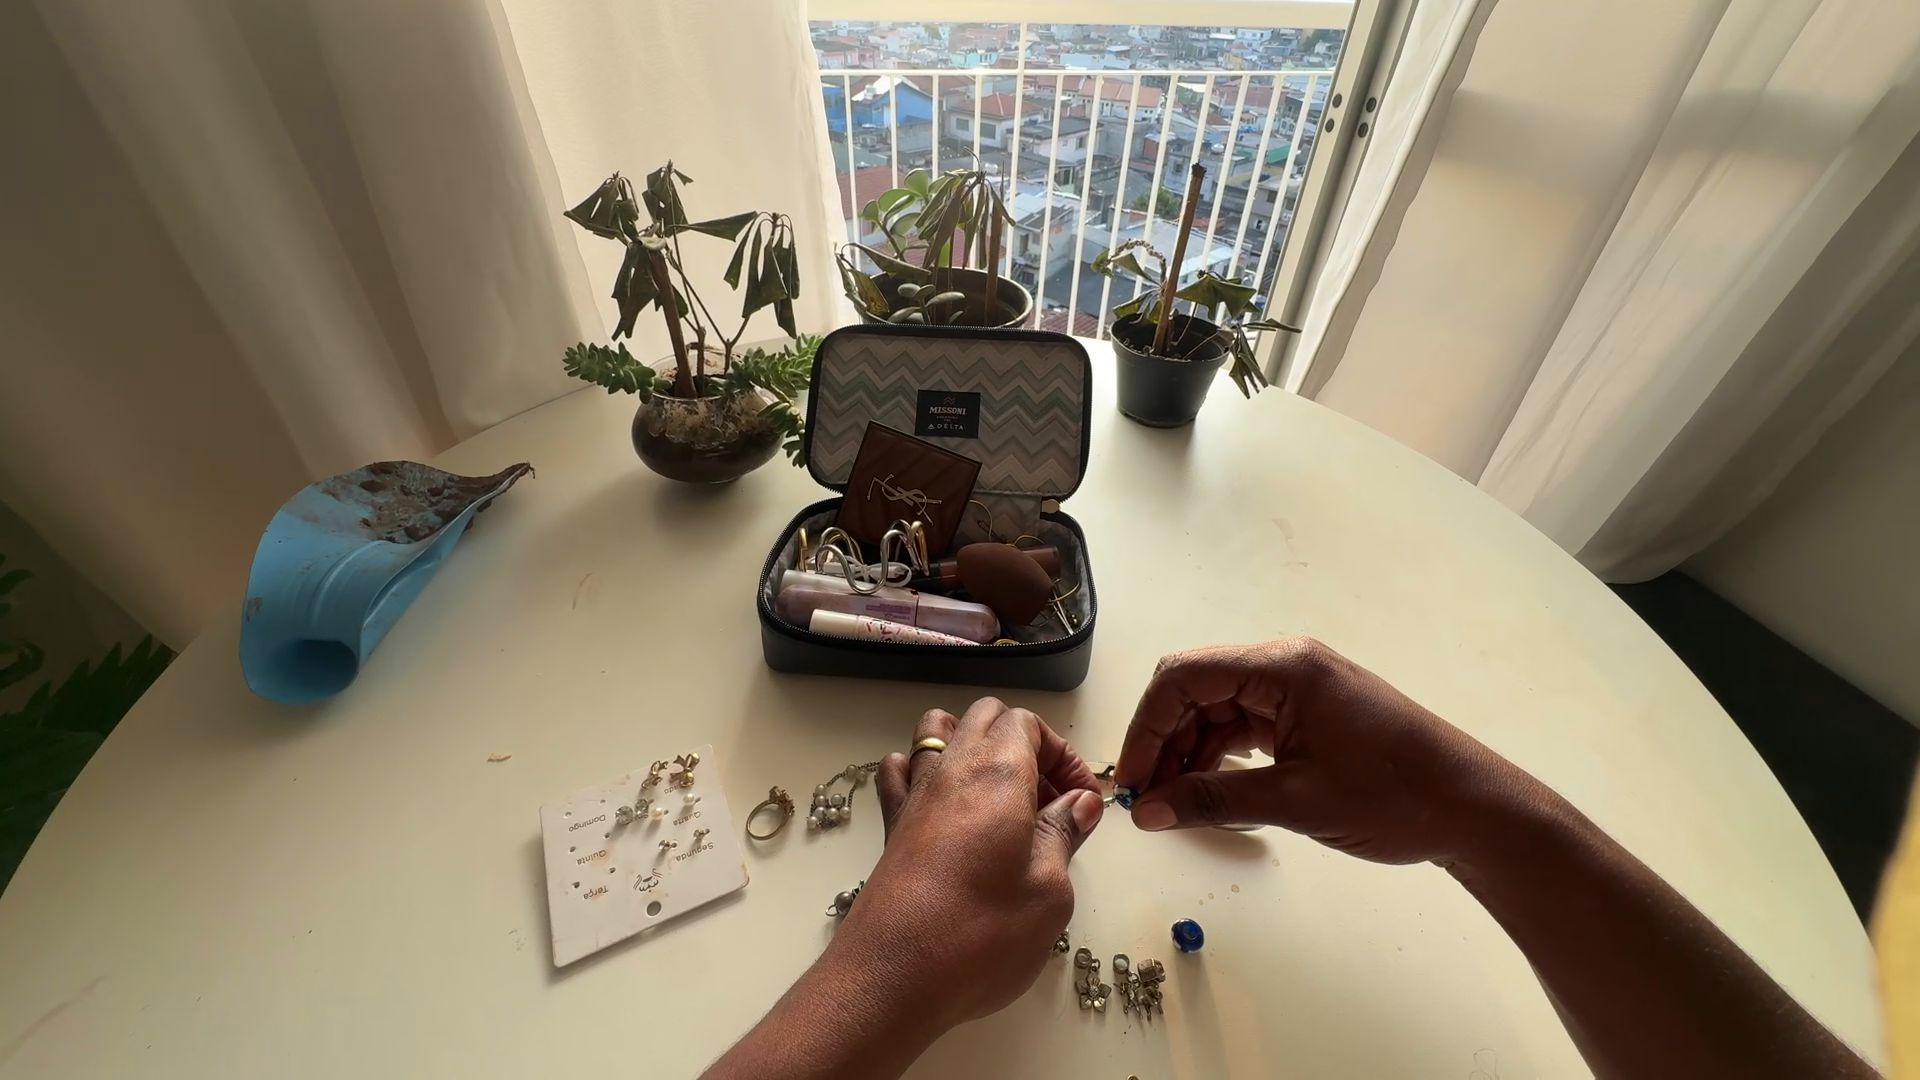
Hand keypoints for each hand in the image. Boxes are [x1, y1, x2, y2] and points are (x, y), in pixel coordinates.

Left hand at [838, 698, 1104, 1030]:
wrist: (893, 975)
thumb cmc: (981, 933)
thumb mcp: (1049, 890)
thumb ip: (1064, 834)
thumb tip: (1080, 803)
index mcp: (997, 771)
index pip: (1028, 722)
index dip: (1061, 752)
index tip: (1080, 799)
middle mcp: (952, 767)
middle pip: (986, 716)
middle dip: (1024, 742)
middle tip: (1048, 800)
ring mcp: (915, 791)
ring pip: (939, 729)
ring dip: (972, 744)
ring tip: (998, 795)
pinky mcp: (891, 822)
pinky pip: (902, 768)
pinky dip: (923, 769)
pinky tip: (945, 805)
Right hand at [1113, 637, 1553, 864]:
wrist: (1481, 813)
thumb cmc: (1396, 799)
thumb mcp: (1296, 802)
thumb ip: (1213, 801)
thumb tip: (1147, 814)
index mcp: (1280, 666)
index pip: (1183, 677)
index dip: (1147, 726)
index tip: (1134, 779)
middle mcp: (1281, 664)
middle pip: (1193, 689)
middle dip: (1163, 740)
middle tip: (1148, 797)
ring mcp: (1292, 686)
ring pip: (1213, 708)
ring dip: (1188, 751)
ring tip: (1172, 801)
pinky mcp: (1301, 710)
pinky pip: (1240, 723)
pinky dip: (1217, 754)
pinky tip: (1205, 787)